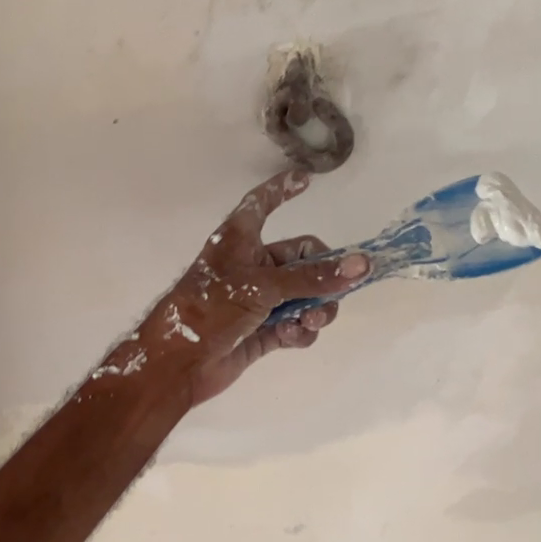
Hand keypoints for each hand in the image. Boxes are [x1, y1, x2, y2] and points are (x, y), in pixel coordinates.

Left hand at [129, 169, 368, 405]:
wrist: (178, 364)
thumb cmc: (209, 309)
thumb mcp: (262, 287)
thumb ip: (313, 277)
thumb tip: (362, 264)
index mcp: (240, 240)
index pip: (262, 204)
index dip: (282, 189)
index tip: (306, 178)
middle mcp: (251, 265)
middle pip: (303, 260)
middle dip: (323, 277)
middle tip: (335, 291)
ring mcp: (258, 300)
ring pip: (305, 296)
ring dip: (315, 308)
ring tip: (311, 321)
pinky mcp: (263, 331)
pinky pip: (296, 325)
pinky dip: (300, 331)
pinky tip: (291, 336)